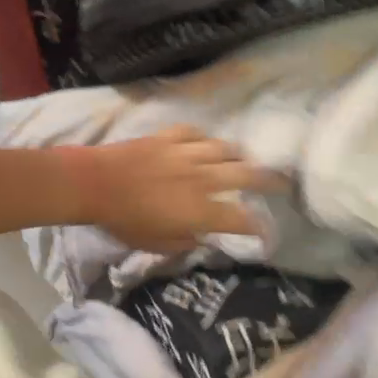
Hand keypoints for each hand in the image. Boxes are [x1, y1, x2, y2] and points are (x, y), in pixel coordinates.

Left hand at [68, 126, 284, 253]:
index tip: (266, 234)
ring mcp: (184, 153)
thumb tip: (199, 235)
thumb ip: (184, 241)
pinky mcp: (166, 137)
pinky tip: (206, 143)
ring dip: (238, 156)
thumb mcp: (156, 244)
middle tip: (282, 182)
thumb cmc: (124, 220)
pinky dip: (204, 138)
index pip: (242, 219)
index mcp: (201, 210)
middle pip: (246, 175)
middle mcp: (201, 179)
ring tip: (244, 160)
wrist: (95, 182)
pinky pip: (194, 132)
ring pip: (224, 149)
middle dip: (269, 180)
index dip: (259, 228)